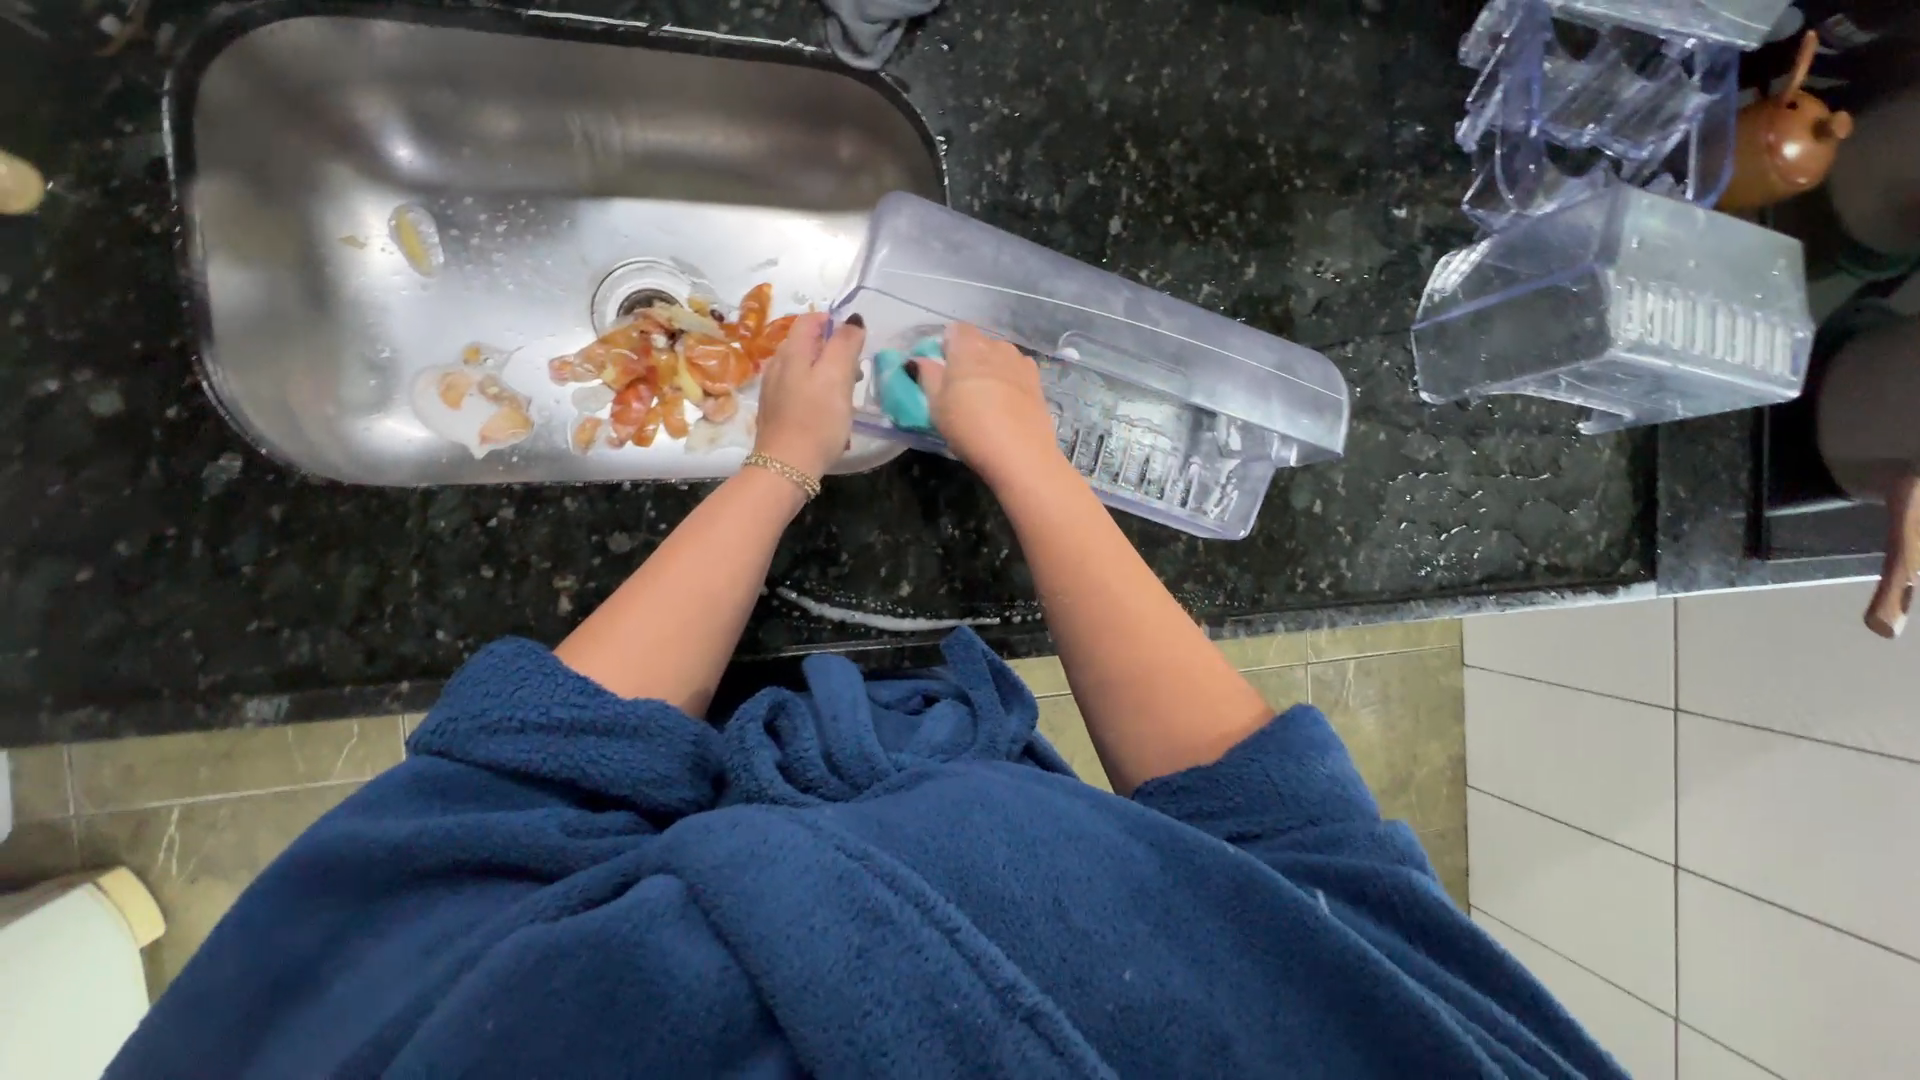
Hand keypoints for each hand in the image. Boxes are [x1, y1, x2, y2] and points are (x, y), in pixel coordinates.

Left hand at [752, 313, 864, 479]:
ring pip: (803, 370)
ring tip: (846, 396)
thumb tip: (852, 320)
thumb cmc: (817, 420)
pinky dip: (816, 395)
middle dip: (833, 351)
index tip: (855, 339)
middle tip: (855, 371)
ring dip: (827, 376)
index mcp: (791, 352)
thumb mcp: (837, 377)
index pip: (809, 320)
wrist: (786, 467)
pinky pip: (799, 392)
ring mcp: (773, 390)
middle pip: (806, 345)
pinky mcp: (776, 413)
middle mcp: (777, 366)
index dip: (832, 322)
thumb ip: (845, 344)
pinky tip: (829, 415)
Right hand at [914, 323, 1057, 482]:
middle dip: (968, 359)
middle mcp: (998, 345)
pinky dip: (1009, 381)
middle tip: (961, 390)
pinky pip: (1016, 373)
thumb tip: (919, 360)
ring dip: (990, 370)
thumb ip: (927, 376)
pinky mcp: (1038, 382)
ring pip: (999, 357)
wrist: (1021, 453)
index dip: (946, 347)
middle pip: (978, 343)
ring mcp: (1021, 362)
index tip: (942, 371)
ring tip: (986, 399)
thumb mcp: (936, 405)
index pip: (954, 330)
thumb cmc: (970, 427)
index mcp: (969, 345)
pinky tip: (1007, 405)